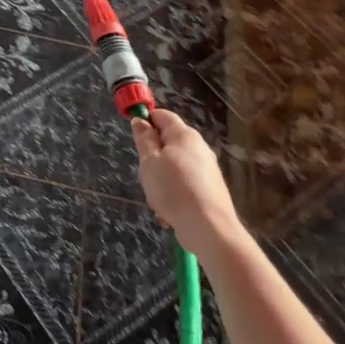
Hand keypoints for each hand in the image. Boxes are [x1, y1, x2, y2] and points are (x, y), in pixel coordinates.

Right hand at [130, 108, 245, 262]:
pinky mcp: (210, 189)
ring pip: (175, 166)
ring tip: (157, 198)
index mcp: (184, 135)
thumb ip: (144, 139)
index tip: (135, 137)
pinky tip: (169, 213)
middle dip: (153, 156)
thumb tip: (140, 120)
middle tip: (145, 172)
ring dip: (161, 179)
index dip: (146, 120)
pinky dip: (174, 194)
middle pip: (169, 142)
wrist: (208, 228)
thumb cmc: (173, 189)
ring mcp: (207, 169)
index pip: (162, 115)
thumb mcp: (149, 161)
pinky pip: (185, 184)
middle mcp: (199, 148)